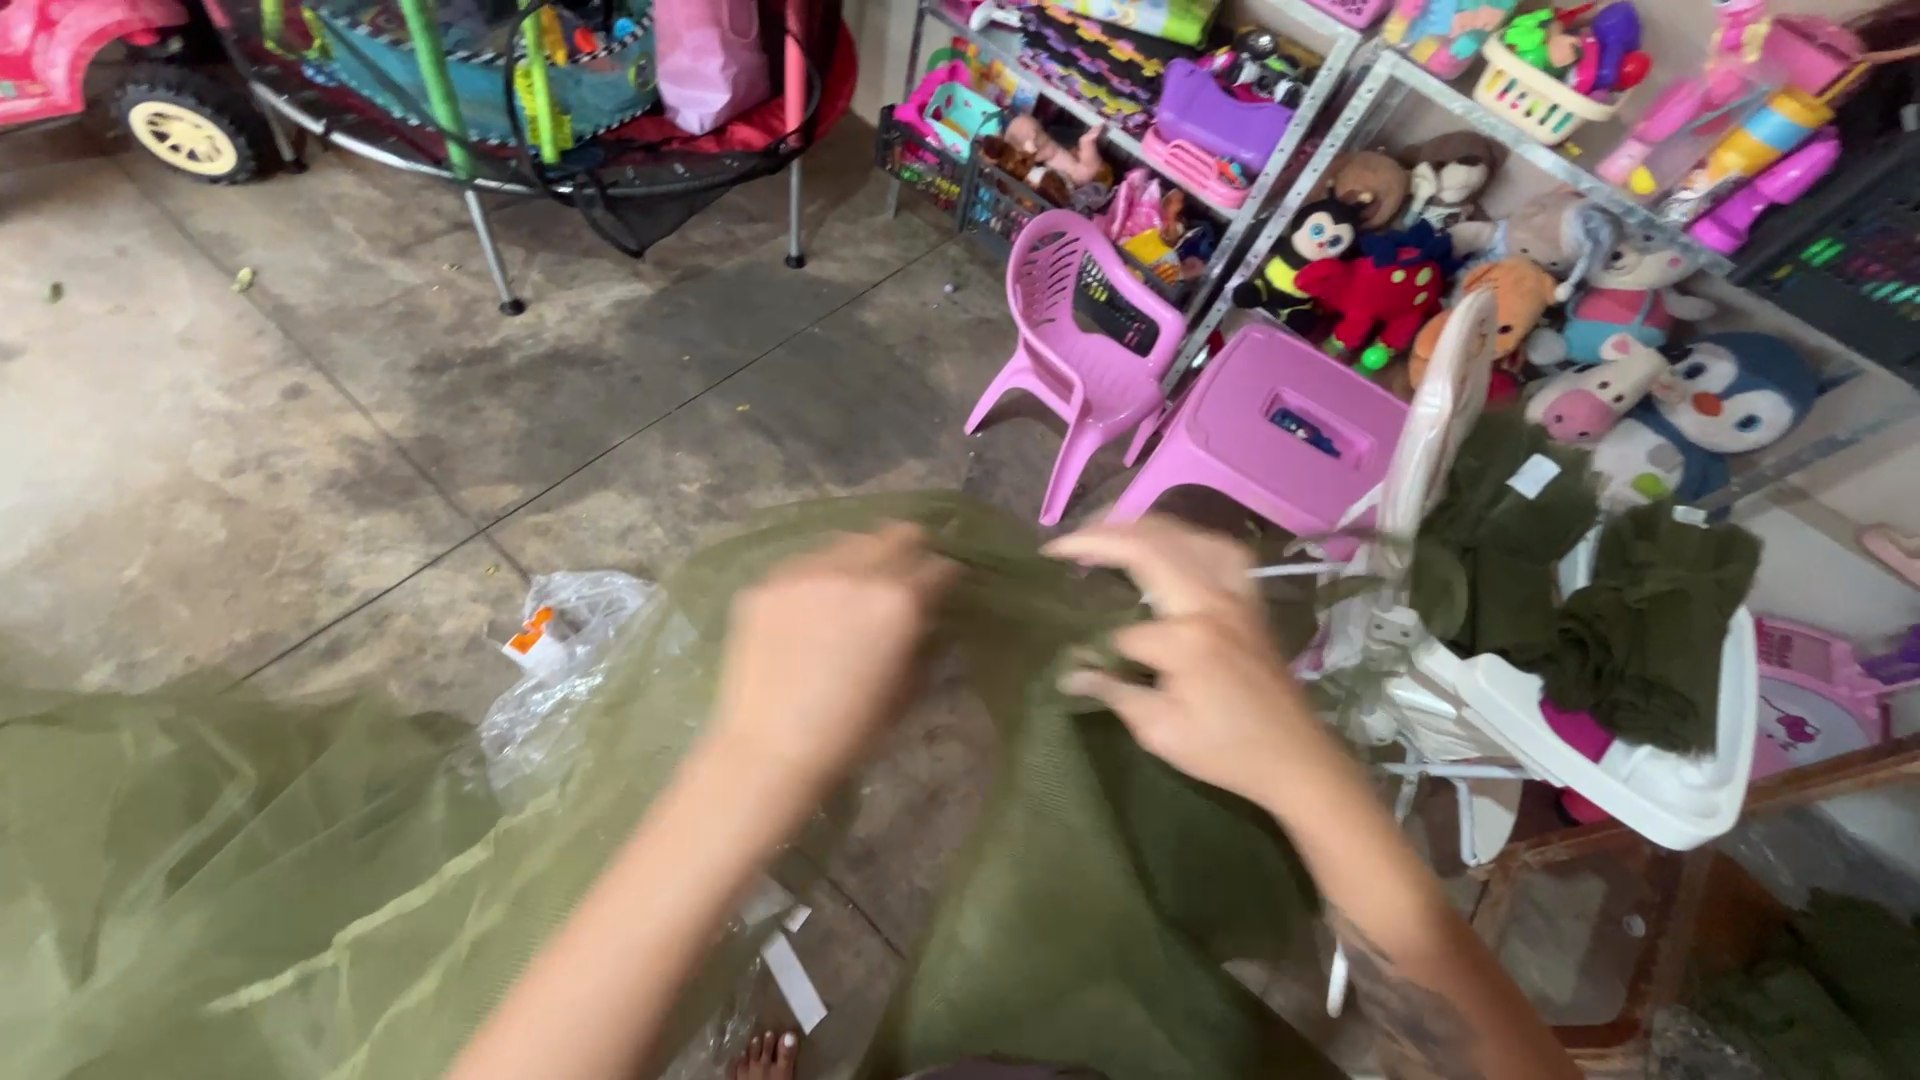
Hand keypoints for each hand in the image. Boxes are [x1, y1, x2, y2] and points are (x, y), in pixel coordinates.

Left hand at [709, 524, 956, 791]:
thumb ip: (919, 641)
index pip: (938, 567)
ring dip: (862, 556)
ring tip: (856, 581)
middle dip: (909, 549)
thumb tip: (921, 619)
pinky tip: (814, 602)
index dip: (945, 575)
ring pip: (848, 541)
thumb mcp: (906, 687)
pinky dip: (820, 574)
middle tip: (905, 570)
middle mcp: (856, 573)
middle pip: (896, 534)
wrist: (771, 748)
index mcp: (900, 602)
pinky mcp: (767, 584)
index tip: (943, 584)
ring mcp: (806, 573)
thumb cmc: (852, 731)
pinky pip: (804, 564)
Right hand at [1043, 517, 1333, 806]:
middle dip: (1098, 537)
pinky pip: (1218, 548)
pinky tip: (1168, 543)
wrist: (1297, 758)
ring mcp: (1235, 595)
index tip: (1076, 662)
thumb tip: (1068, 674)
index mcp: (1186, 640)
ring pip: (1183, 534)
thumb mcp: (1160, 732)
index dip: (1094, 646)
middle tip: (1062, 545)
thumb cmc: (1226, 750)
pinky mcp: (1249, 598)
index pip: (1121, 628)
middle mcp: (1211, 603)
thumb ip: (1113, 693)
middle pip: (1149, 547)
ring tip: (1103, 530)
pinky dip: (1186, 536)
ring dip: (1138, 526)